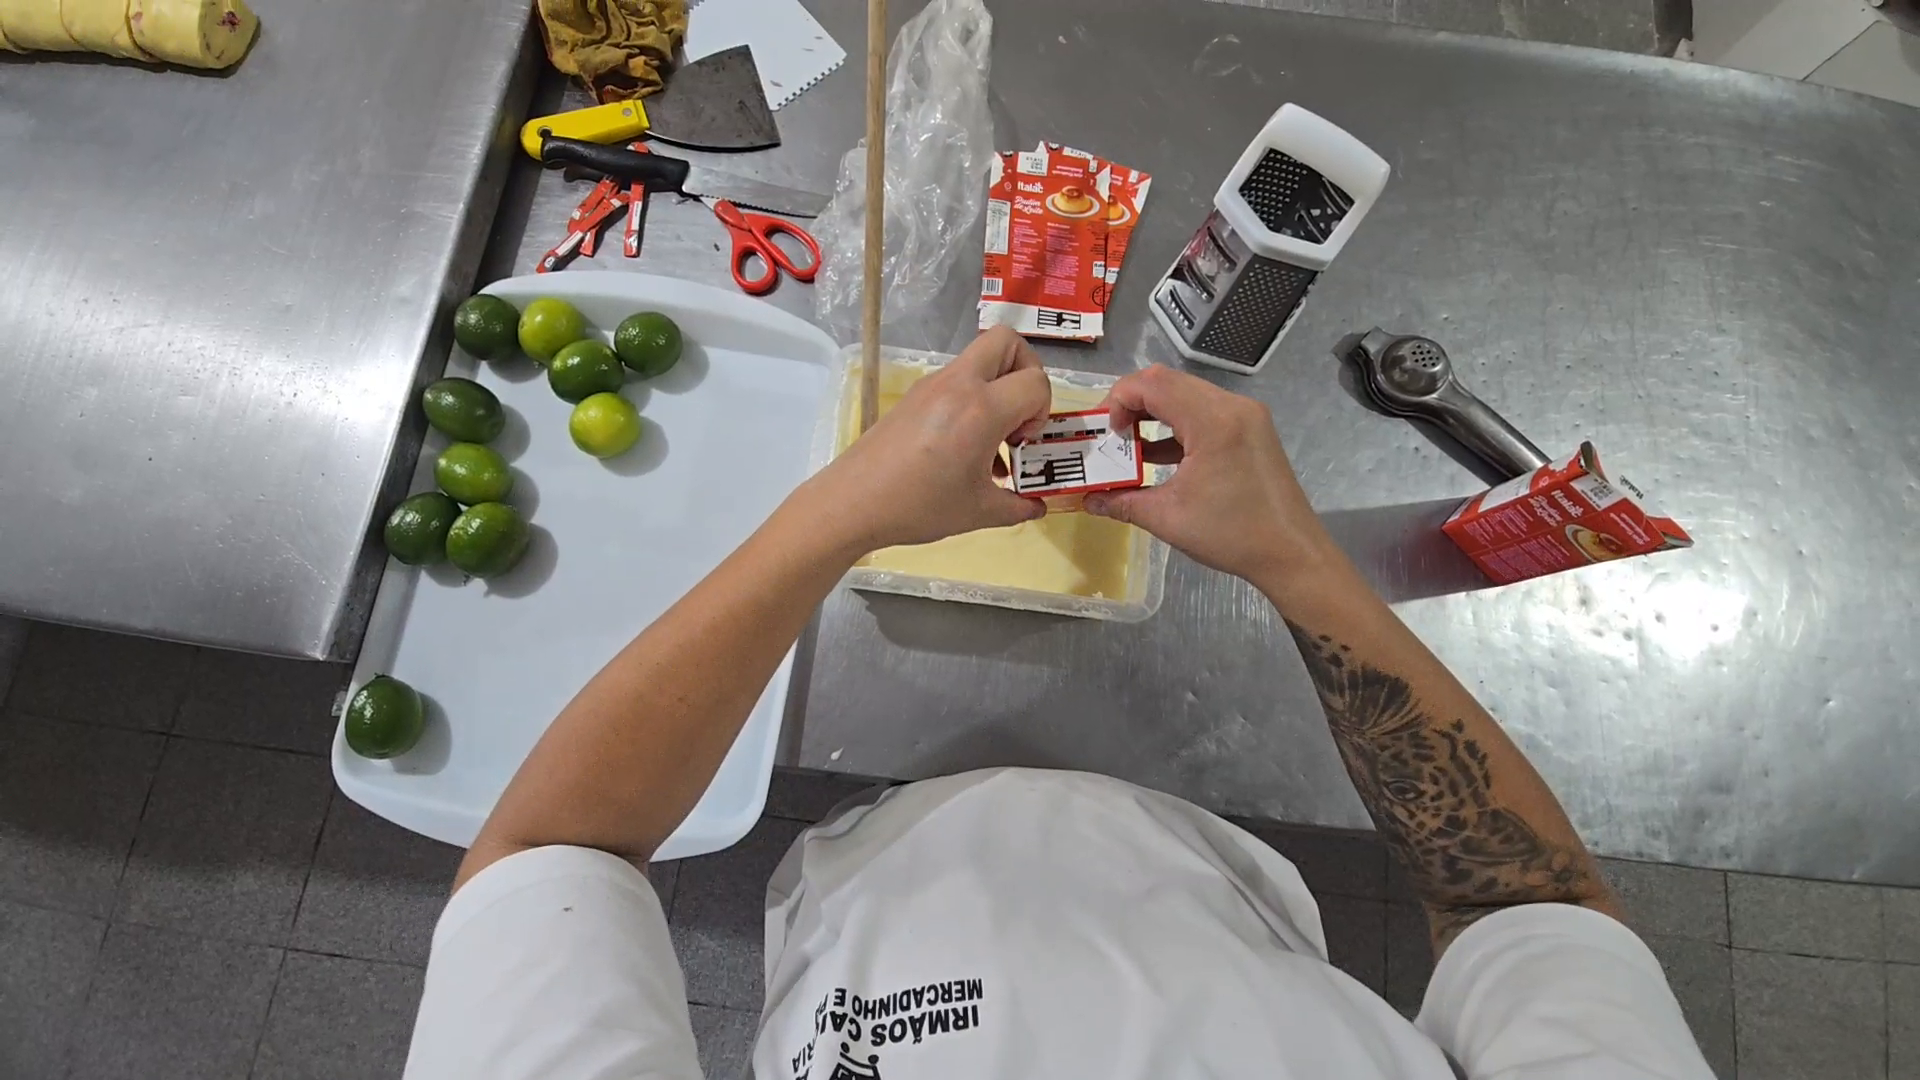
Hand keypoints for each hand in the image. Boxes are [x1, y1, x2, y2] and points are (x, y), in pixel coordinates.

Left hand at [810, 326, 1050, 551]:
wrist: (852, 503)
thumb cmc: (920, 507)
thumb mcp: (980, 513)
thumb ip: (1019, 506)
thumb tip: (1038, 505)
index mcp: (981, 409)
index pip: (1035, 382)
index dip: (1042, 411)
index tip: (1022, 443)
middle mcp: (959, 384)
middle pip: (1007, 341)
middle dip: (1026, 371)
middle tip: (1018, 415)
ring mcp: (932, 385)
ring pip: (979, 359)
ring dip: (997, 389)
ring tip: (990, 441)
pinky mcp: (913, 396)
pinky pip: (956, 381)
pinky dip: (971, 401)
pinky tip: (962, 449)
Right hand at [1084, 365, 1332, 586]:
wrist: (1292, 553)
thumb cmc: (1231, 534)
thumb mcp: (1168, 518)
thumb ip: (1122, 502)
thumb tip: (1088, 501)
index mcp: (1213, 421)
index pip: (1154, 384)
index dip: (1119, 399)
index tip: (1107, 433)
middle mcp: (1232, 407)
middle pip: (1169, 381)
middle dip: (1132, 403)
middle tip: (1113, 436)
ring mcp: (1246, 416)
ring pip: (1187, 394)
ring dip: (1154, 413)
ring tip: (1131, 445)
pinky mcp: (1251, 429)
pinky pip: (1204, 411)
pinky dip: (1176, 424)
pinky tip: (1158, 455)